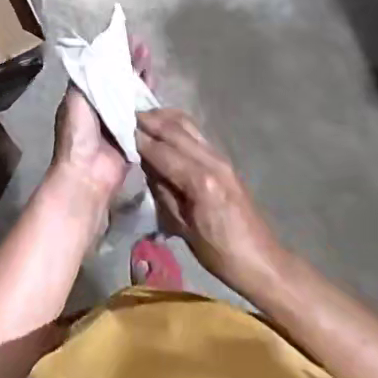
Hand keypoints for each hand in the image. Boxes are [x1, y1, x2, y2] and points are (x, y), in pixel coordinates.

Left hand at [48, 33, 154, 203]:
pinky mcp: (132, 136)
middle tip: (144, 46)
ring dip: (140, 77)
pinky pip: (142, 114)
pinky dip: (148, 99)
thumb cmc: (78, 133)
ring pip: (131, 94)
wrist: (88, 173)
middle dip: (129, 63)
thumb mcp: (76, 99)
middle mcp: (99, 106)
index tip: (125, 39)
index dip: (112, 55)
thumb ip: (87, 79)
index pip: (100, 70)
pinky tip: (156, 84)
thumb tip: (96, 55)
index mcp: (83, 97)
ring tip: (151, 58)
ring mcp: (116, 121)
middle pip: (117, 80)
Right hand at [136, 108, 285, 292]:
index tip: (113, 128)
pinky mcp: (223, 159)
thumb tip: (144, 164)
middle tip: (120, 115)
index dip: (135, 138)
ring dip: (160, 117)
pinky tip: (160, 129)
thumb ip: (162, 190)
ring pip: (184, 122)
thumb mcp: (182, 227)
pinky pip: (193, 131)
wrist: (263, 262)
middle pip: (171, 127)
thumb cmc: (220, 253)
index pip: (159, 149)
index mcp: (200, 181)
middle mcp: (211, 161)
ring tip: (138, 119)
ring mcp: (219, 157)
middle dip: (145, 120)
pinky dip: (173, 124)